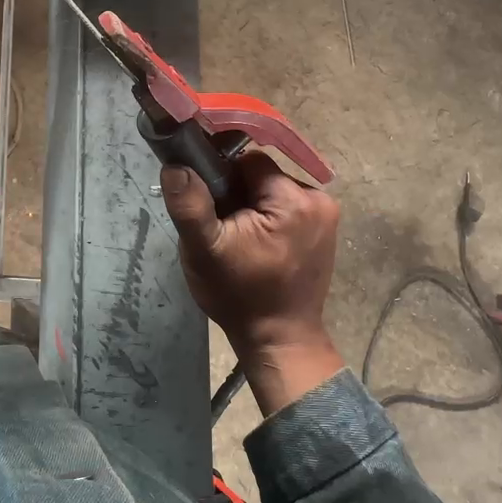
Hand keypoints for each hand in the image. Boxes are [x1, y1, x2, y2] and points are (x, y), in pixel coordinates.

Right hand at [161, 152, 345, 415]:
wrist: (279, 341)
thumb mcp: (204, 250)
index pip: (247, 161)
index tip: (212, 209)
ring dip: (249, 206)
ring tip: (238, 240)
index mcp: (294, 199)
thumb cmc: (240, 295)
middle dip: (236, 194)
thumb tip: (175, 164)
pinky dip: (265, 217)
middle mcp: (319, 200)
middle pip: (259, 174)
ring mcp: (325, 216)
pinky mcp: (323, 231)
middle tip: (222, 229)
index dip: (221, 180)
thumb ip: (189, 204)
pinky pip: (283, 205)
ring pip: (269, 189)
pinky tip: (256, 245)